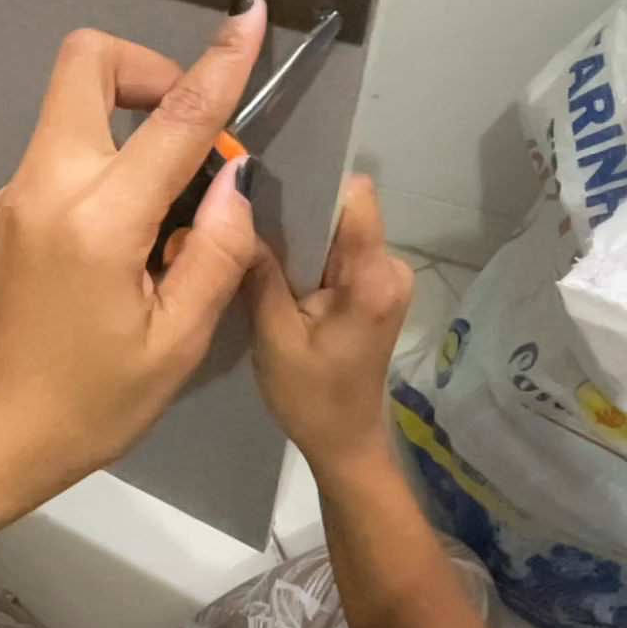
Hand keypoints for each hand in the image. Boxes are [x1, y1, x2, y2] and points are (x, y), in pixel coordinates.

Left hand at [0, 0, 268, 502]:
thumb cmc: (89, 406)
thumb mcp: (175, 343)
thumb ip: (213, 252)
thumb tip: (234, 180)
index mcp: (96, 221)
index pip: (173, 119)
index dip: (218, 61)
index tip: (249, 15)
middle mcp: (44, 187)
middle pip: (85, 66)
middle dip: (146, 69)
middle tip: (189, 129)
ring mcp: (11, 195)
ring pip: (70, 109)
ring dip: (127, 123)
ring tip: (166, 204)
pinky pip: (59, 156)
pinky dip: (102, 165)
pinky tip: (122, 237)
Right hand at [245, 174, 412, 471]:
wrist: (343, 442)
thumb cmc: (310, 397)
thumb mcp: (274, 338)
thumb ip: (261, 275)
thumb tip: (236, 217)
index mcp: (372, 277)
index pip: (353, 197)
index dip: (312, 185)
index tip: (265, 193)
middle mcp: (390, 268)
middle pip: (343, 212)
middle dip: (297, 215)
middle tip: (247, 228)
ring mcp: (386, 279)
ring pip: (337, 232)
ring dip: (299, 240)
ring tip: (257, 255)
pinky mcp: (375, 291)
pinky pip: (338, 255)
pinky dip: (309, 259)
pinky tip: (277, 277)